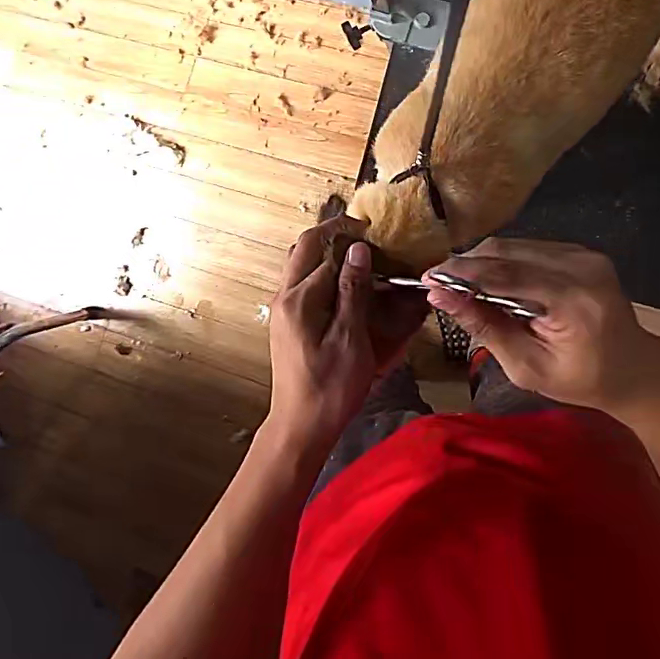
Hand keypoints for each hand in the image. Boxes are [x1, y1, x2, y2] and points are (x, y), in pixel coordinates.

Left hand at [266, 217, 428, 449]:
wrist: (302, 426)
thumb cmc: (331, 387)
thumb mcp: (351, 339)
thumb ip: (353, 291)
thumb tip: (359, 249)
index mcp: (300, 299)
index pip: (323, 248)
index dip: (350, 235)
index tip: (376, 232)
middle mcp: (285, 297)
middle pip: (304, 247)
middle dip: (334, 233)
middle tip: (366, 234)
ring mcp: (283, 308)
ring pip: (301, 262)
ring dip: (327, 250)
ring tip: (359, 254)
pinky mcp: (288, 320)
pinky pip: (303, 281)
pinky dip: (324, 271)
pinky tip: (348, 282)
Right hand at [425, 238, 659, 415]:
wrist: (634, 368)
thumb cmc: (582, 380)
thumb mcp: (528, 367)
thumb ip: (487, 328)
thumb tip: (442, 298)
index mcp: (574, 301)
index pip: (508, 275)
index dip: (463, 275)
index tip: (428, 279)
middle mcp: (582, 266)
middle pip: (510, 250)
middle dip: (468, 263)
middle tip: (437, 280)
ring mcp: (585, 255)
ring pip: (517, 244)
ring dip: (483, 260)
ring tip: (457, 281)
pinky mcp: (582, 252)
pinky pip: (531, 248)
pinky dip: (505, 261)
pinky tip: (489, 279)